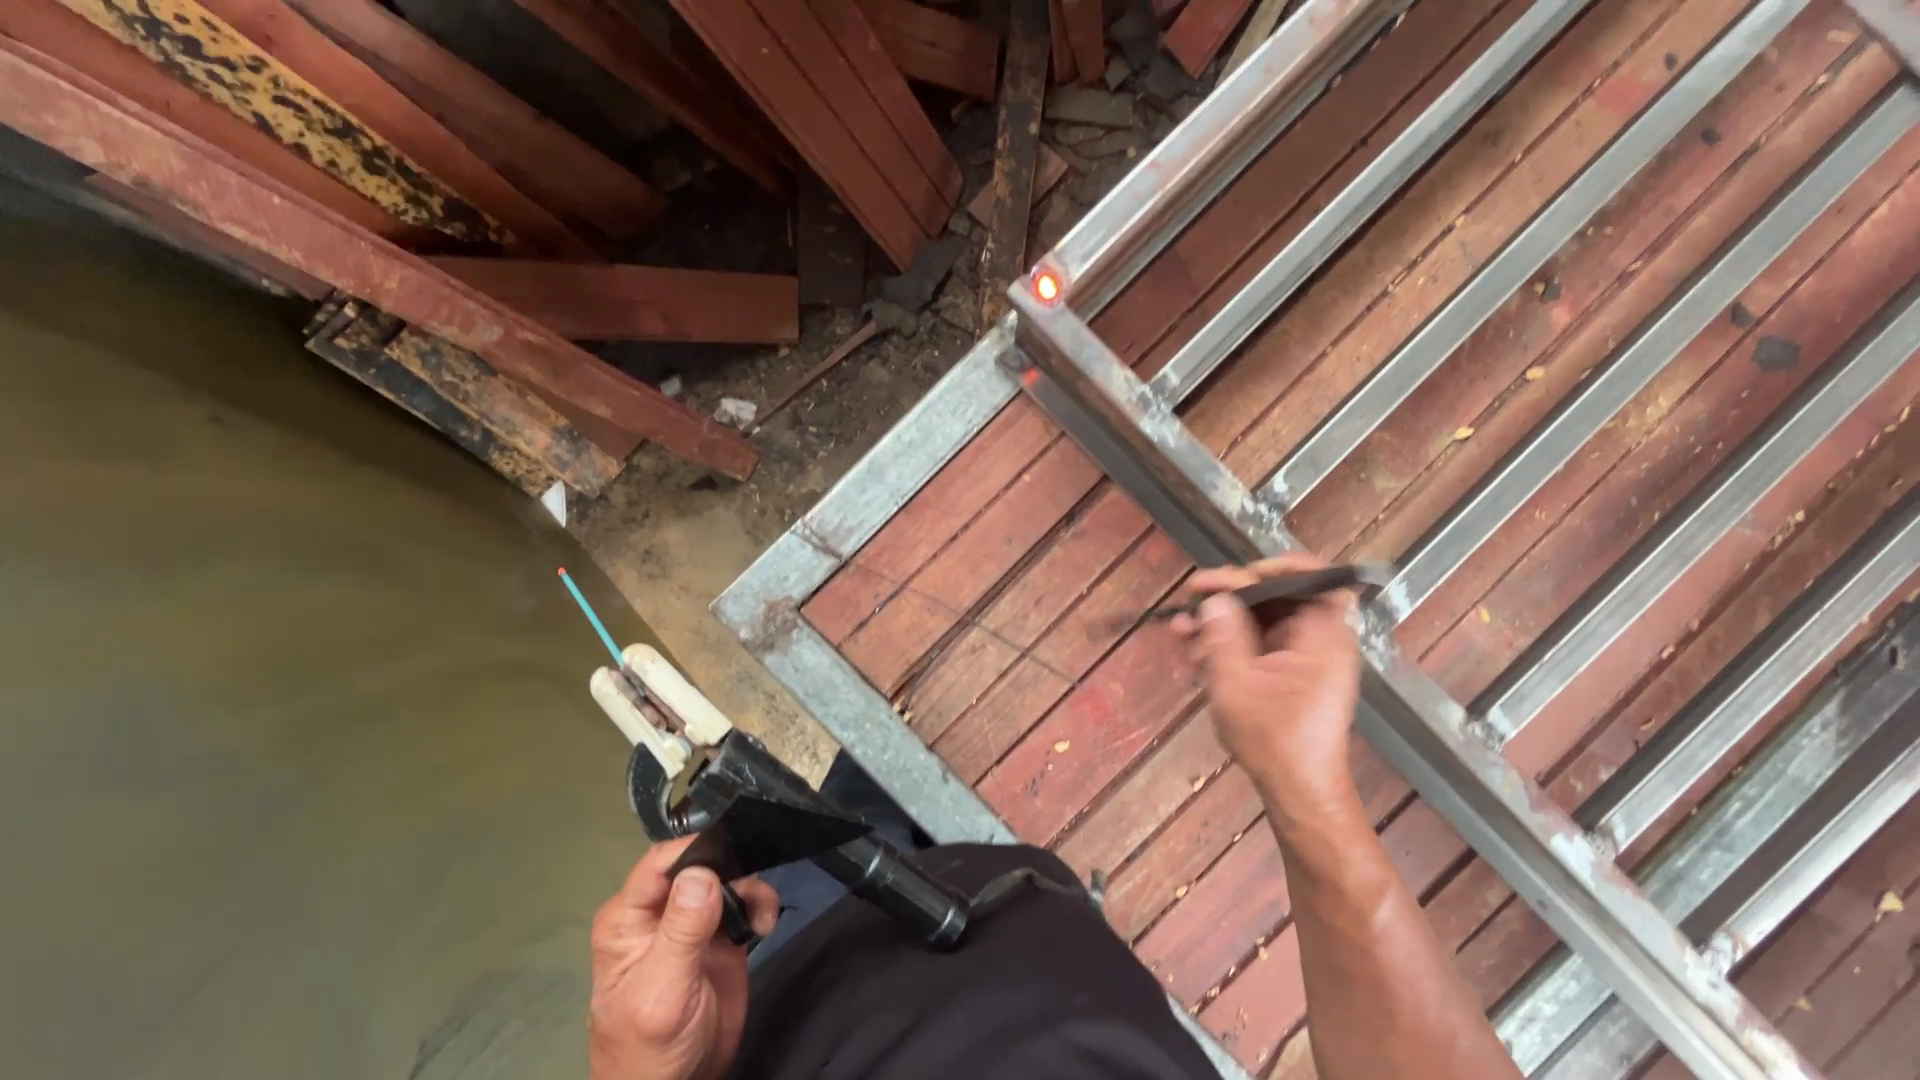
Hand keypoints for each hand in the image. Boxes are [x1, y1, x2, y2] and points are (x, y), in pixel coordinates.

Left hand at [589, 837, 778, 1079]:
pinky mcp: (722, 937)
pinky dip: (760, 906)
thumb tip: (701, 872)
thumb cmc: (649, 1047)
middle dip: (730, 866)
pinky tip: (764, 926)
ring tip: (760, 918)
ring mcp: (693, 923)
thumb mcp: (661, 990)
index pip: (660, 864)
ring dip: (750, 888)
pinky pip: (744, 903)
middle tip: (751, 890)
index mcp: (630, 917)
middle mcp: (659, 911)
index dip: (694, 852)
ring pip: (726, 878)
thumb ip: (680, 931)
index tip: (732, 855)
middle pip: (699, 863)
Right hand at [1169, 554, 1362, 829]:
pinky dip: (1230, 647)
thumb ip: (1223, 634)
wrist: (1297, 791)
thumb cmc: (1273, 737)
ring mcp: (1306, 661)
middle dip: (1231, 597)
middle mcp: (1320, 642)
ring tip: (1180, 631)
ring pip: (1262, 623)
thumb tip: (1215, 599)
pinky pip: (1260, 647)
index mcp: (1322, 636)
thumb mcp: (1236, 682)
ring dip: (1221, 624)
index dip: (1278, 567)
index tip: (1237, 575)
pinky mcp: (1290, 678)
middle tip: (1192, 596)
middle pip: (1278, 598)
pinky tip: (1194, 656)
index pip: (1315, 578)